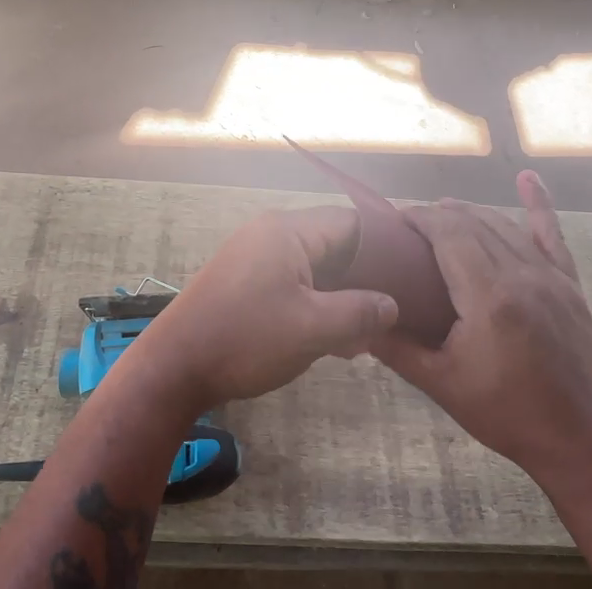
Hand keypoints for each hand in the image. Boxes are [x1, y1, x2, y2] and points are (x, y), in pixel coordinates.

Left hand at [130, 207, 399, 409]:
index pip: (351, 223)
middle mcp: (272, 234)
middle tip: (399, 309)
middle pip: (334, 245)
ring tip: (371, 335)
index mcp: (288, 231)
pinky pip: (295, 285)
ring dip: (342, 298)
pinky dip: (318, 306)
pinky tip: (338, 343)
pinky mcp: (247, 284)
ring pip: (316, 270)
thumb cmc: (245, 339)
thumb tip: (393, 304)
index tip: (416, 272)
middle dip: (366, 278)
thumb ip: (359, 312)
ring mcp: (256, 258)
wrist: (175, 367)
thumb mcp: (312, 328)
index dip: (386, 246)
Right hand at [372, 172, 591, 474]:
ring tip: (442, 213)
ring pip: (504, 226)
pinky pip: (552, 235)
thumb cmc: (506, 414)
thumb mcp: (441, 384)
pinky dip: (539, 205)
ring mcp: (551, 277)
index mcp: (488, 297)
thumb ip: (397, 347)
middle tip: (409, 224)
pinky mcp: (571, 286)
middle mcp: (522, 275)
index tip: (393, 219)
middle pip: (473, 223)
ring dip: (471, 213)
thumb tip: (359, 320)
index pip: (448, 233)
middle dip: (438, 215)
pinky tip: (528, 178)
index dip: (419, 218)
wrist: (580, 442)